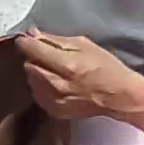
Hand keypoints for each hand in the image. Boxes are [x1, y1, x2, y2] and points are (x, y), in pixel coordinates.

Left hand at [15, 30, 143, 119]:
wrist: (117, 96)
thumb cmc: (104, 66)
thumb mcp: (83, 45)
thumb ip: (54, 40)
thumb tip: (31, 34)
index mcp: (66, 64)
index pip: (31, 49)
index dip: (25, 41)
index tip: (26, 38)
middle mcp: (56, 84)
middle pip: (28, 65)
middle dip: (34, 57)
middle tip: (46, 55)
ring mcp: (53, 100)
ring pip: (30, 80)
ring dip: (37, 72)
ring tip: (53, 70)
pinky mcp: (53, 110)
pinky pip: (36, 94)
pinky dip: (41, 86)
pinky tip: (55, 83)